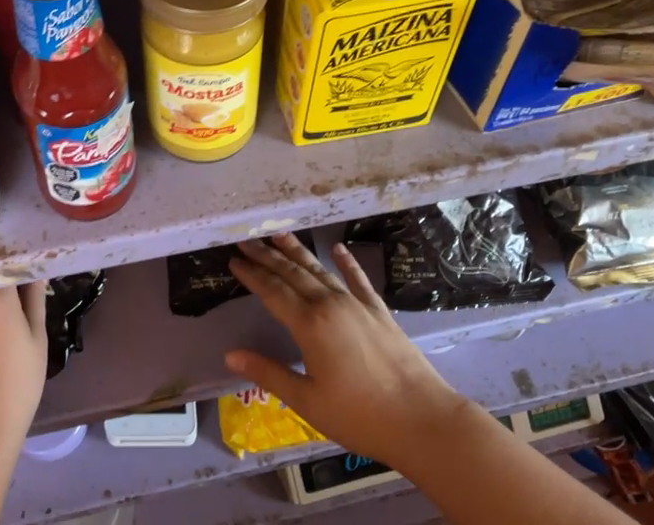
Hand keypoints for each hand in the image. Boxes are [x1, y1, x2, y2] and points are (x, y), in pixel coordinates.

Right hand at [226, 234, 464, 465]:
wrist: (423, 419)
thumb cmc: (360, 416)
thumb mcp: (307, 401)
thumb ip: (269, 373)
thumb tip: (230, 355)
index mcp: (310, 324)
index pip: (272, 291)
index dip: (251, 275)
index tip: (233, 261)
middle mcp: (331, 304)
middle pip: (293, 273)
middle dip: (267, 257)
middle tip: (246, 242)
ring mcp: (358, 305)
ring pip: (321, 270)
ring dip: (298, 252)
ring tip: (280, 234)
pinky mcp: (380, 312)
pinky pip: (358, 280)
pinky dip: (347, 263)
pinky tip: (338, 249)